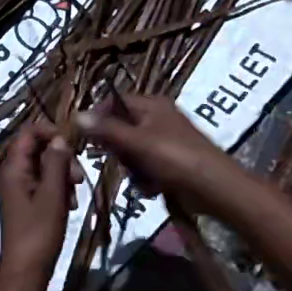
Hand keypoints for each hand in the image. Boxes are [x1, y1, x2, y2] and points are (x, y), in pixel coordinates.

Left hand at [0, 124, 76, 281]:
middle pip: (37, 148)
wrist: (26, 271)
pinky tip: (70, 204)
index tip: (73, 145)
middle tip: (78, 177)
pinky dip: (58, 188)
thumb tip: (60, 138)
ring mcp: (18, 188)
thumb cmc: (39, 232)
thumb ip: (56, 163)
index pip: (28, 133)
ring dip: (62, 174)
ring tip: (75, 194)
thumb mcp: (52, 195)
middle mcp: (11, 174)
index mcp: (12, 168)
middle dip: (61, 156)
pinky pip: (43, 183)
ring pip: (43, 166)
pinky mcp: (25, 201)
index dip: (51, 132)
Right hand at [75, 94, 252, 214]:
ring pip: (132, 152)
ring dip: (133, 169)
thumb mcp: (136, 142)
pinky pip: (146, 167)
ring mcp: (165, 141)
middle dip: (119, 151)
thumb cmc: (175, 158)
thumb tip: (76, 115)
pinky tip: (154, 188)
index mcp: (151, 104)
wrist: (215, 188)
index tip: (87, 138)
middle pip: (121, 129)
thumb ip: (106, 130)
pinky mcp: (171, 162)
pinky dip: (146, 178)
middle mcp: (157, 117)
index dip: (99, 118)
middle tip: (124, 162)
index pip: (114, 102)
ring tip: (144, 178)